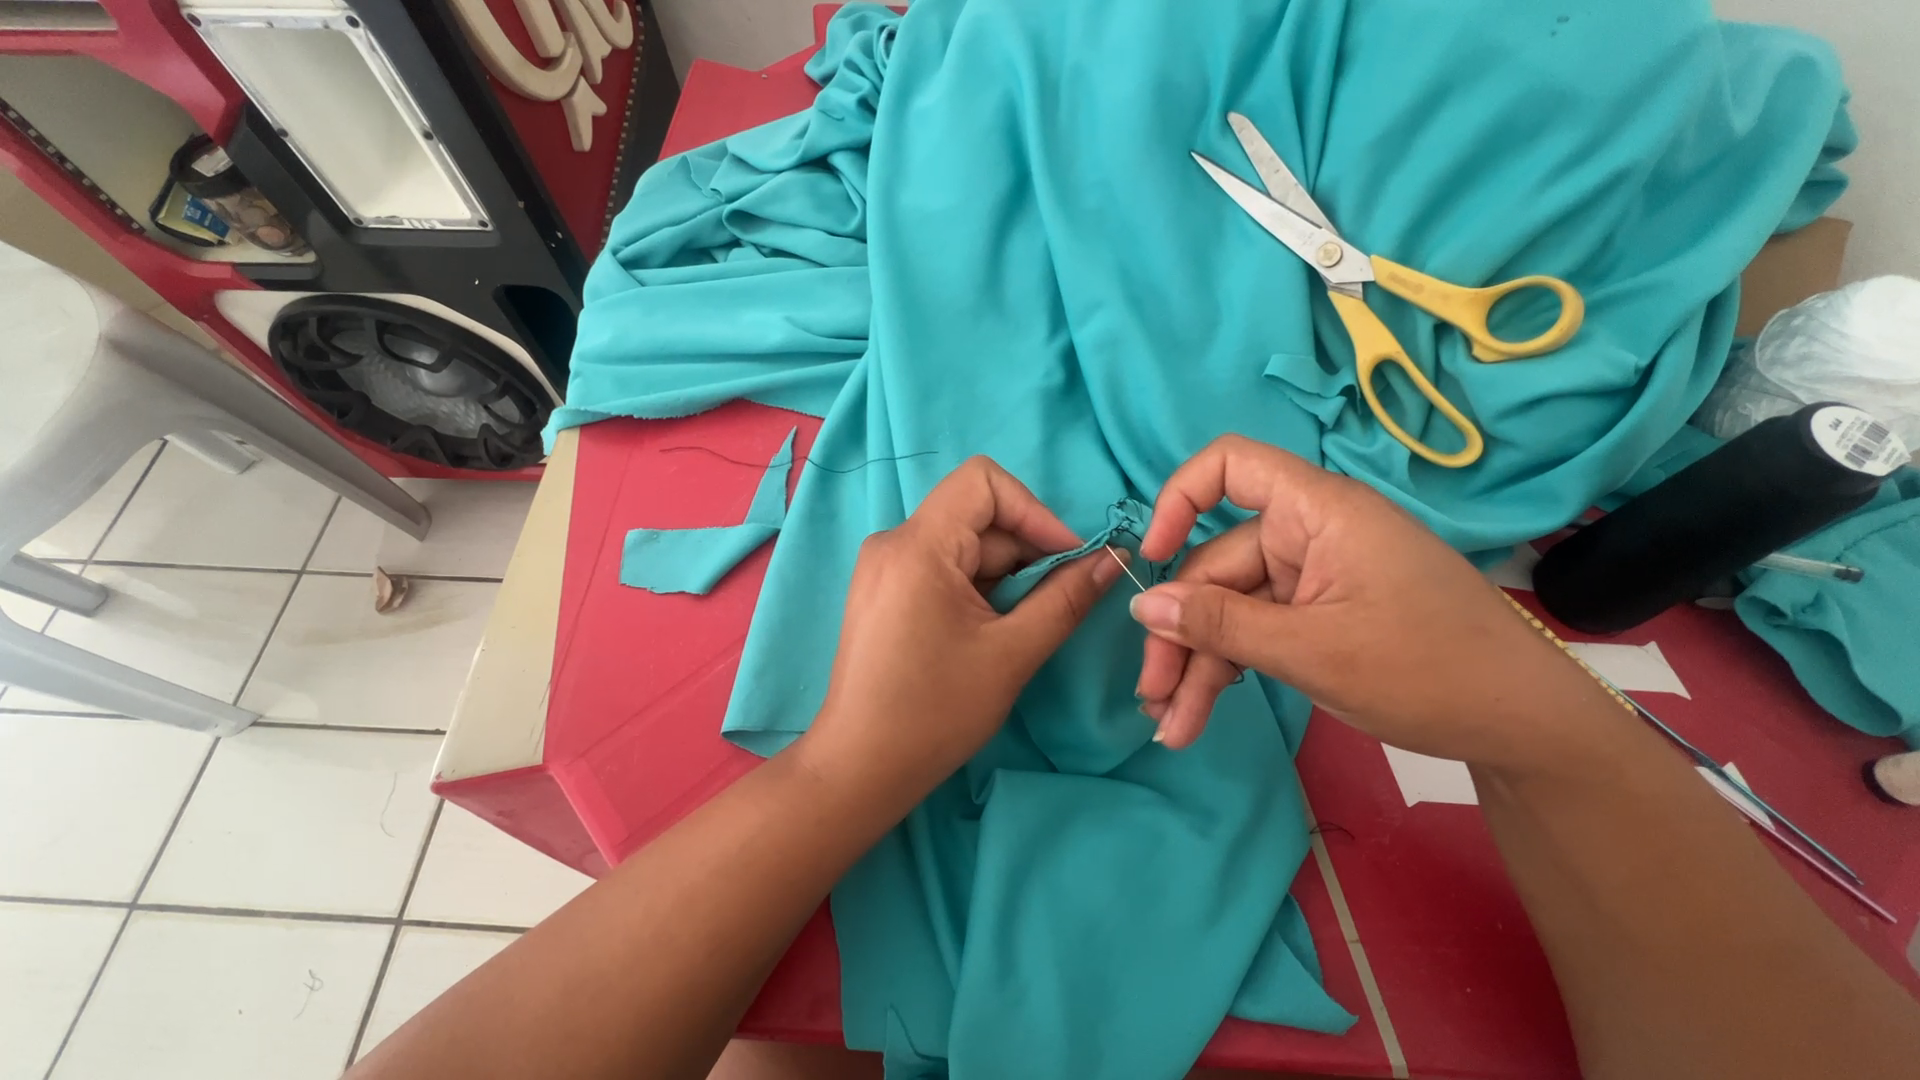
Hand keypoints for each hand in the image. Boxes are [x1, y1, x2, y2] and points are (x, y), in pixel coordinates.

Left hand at [800, 457, 1125, 800]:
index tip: (1069, 558)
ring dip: (1006, 574)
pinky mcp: (884, 592)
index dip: (1035, 511)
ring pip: (964, 545)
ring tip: (1024, 624)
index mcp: (918, 545)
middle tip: (1060, 599)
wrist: (861, 767)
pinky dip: (979, 587)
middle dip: (1027, 550)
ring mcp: (885, 567)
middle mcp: (894, 542)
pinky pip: (943, 567)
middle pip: (977, 516)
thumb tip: (1114, 559)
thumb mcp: (1012, 653)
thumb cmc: (935, 711)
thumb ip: (1066, 598)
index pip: (984, 481)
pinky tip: (993, 629)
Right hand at [1130, 436, 1611, 770]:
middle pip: (1216, 564)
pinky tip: (1198, 714)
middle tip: (1153, 698)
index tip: (1150, 559)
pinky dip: (1229, 669)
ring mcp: (1315, 579)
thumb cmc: (1426, 671)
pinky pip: (1257, 631)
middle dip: (1181, 634)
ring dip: (1198, 665)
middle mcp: (1310, 534)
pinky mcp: (1322, 616)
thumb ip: (1220, 624)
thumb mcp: (1311, 651)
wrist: (1525, 727)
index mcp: (1317, 513)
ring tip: (1170, 726)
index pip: (1230, 467)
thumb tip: (1143, 605)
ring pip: (1231, 609)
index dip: (1177, 499)